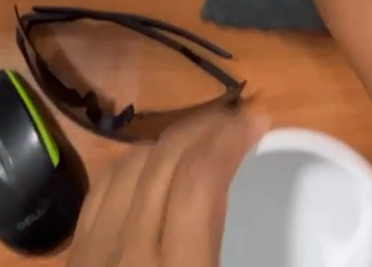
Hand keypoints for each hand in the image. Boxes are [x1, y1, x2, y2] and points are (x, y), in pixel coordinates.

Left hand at [68, 109, 267, 266]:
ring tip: (201, 142)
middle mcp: (127, 253)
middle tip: (237, 121)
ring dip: (168, 143)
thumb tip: (299, 246)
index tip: (258, 118)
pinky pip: (99, 192)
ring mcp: (90, 254)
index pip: (199, 180)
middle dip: (204, 128)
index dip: (230, 138)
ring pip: (128, 167)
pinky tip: (152, 171)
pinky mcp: (72, 258)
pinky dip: (131, 167)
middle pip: (163, 161)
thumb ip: (236, 243)